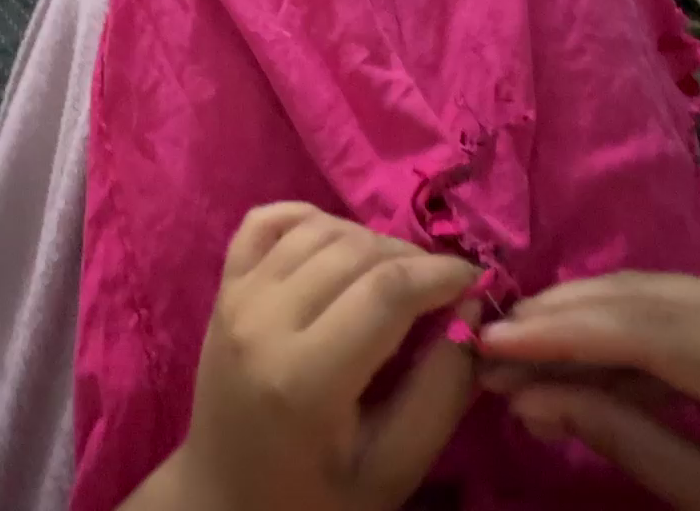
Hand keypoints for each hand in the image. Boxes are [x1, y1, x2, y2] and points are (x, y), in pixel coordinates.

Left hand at [123, 203, 479, 510]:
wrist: (223, 497)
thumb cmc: (315, 496)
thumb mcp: (393, 469)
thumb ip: (439, 391)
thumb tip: (471, 311)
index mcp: (304, 379)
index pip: (385, 292)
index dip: (441, 274)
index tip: (476, 280)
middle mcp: (263, 322)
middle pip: (354, 252)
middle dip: (412, 258)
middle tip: (441, 286)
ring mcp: (236, 296)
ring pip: (315, 228)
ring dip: (367, 238)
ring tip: (396, 272)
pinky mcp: (223, 286)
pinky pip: (264, 220)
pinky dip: (306, 216)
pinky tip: (335, 241)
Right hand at [476, 273, 699, 510]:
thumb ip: (627, 443)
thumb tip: (524, 397)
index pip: (657, 332)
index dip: (563, 331)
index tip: (489, 340)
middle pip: (647, 298)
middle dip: (558, 317)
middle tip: (488, 341)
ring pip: (653, 293)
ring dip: (578, 317)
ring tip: (517, 345)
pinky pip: (674, 309)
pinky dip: (614, 329)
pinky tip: (572, 352)